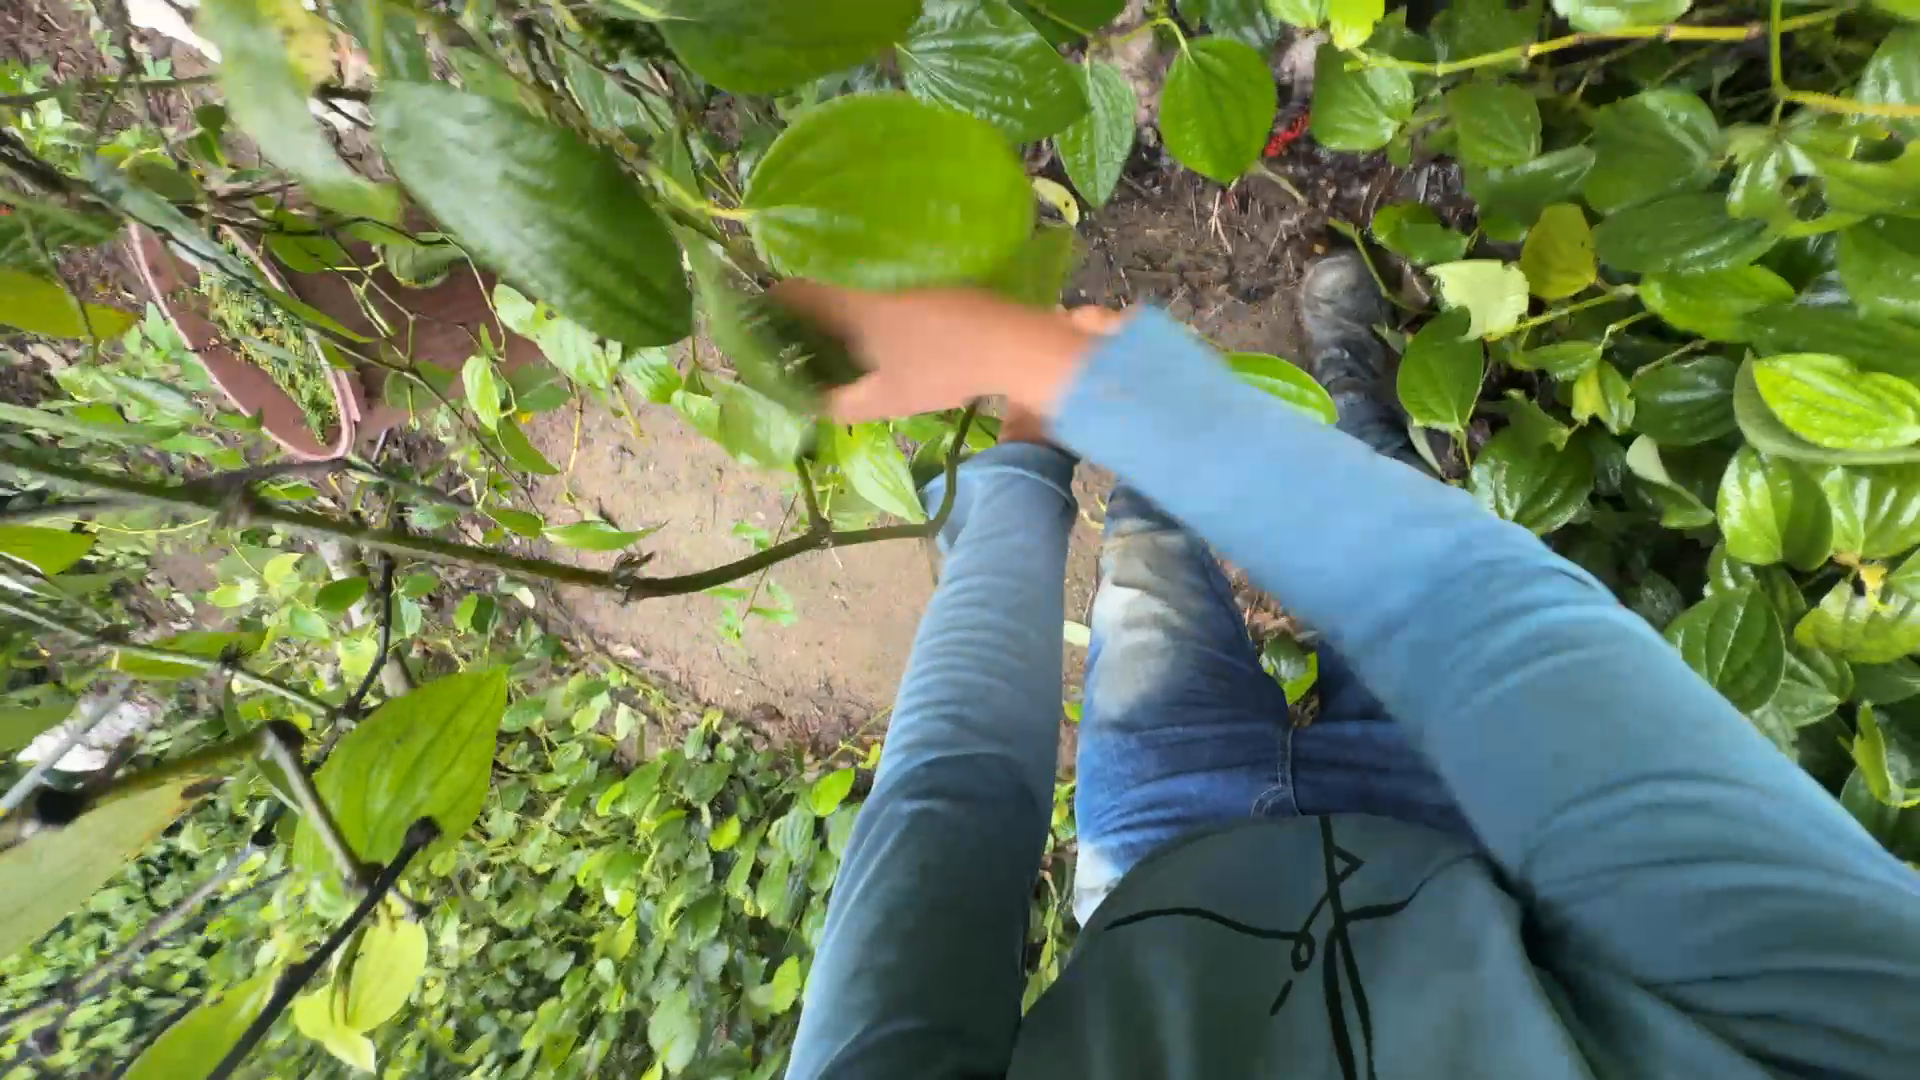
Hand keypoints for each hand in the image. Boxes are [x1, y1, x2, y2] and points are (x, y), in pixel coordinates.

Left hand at [771, 283, 1121, 422]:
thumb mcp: (876, 316)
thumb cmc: (944, 337)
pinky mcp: (944, 366)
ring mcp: (921, 386)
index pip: (813, 402)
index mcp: (870, 400)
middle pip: (841, 383)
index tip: (766, 347)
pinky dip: (878, 331)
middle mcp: (892, 401)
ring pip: (870, 365)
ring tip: (825, 299)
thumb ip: (824, 304)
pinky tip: (878, 299)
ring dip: (845, 339)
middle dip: (813, 354)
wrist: (1021, 346)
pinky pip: (897, 351)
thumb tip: (777, 292)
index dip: (785, 380)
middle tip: (791, 314)